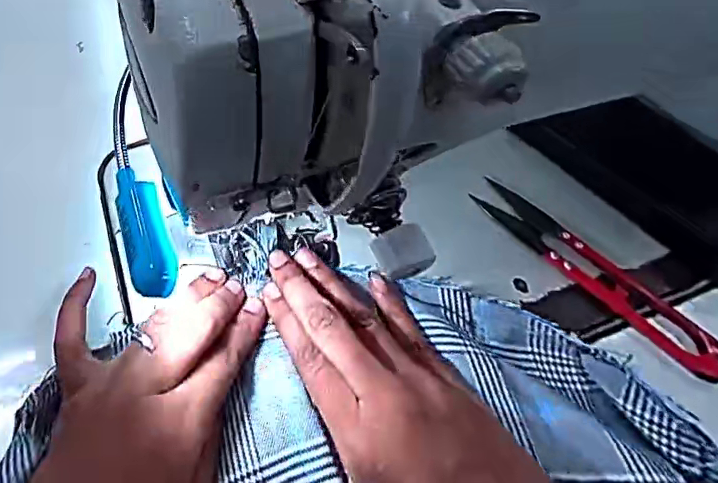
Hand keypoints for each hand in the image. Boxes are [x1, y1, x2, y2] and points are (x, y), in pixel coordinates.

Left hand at [34, 267, 265, 482]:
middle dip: (216, 307)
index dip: (242, 334)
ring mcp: (106, 381)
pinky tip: (88, 277)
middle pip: (188, 335)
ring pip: (147, 327)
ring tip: (202, 280)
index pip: (220, 365)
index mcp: (177, 425)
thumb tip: (218, 388)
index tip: (254, 310)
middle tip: (234, 287)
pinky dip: (76, 302)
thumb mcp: (194, 481)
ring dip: (179, 299)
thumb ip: (207, 433)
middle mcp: (141, 394)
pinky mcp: (75, 381)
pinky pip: (70, 333)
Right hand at [262, 248, 548, 482]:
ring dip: (332, 283)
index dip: (285, 320)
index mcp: (358, 429)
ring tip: (309, 258)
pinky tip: (373, 280)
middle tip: (279, 259)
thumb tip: (311, 377)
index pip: (310, 358)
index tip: (269, 292)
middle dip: (299, 288)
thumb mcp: (363, 479)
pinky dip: (390, 302)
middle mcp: (385, 395)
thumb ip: (334, 425)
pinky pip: (411, 331)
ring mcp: (419, 382)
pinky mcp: (448, 381)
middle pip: (330, 328)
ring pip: (365, 318)